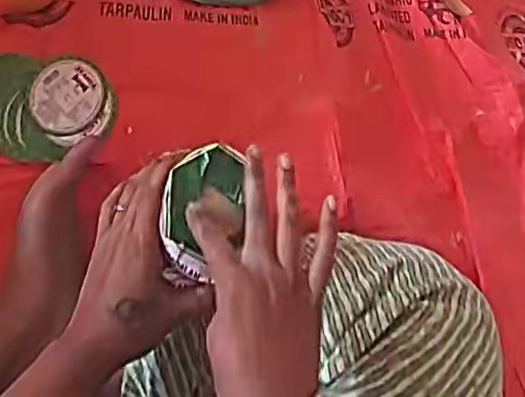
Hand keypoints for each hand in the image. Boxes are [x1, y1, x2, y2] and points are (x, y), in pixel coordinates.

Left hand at [59, 154, 212, 376]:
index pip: (152, 187)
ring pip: (125, 192)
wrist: (89, 344)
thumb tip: (225, 281)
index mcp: (141, 238)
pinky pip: (109, 206)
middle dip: (159, 165)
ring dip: (141, 175)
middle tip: (178, 159)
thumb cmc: (126, 328)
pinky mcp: (99, 245)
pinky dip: (121, 191)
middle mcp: (123, 230)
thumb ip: (202, 295)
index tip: (184, 156)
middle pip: (139, 183)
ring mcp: (108, 236)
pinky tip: (127, 189)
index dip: (167, 166)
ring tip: (158, 169)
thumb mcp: (173, 312)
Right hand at [188, 148, 339, 396]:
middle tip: (253, 151)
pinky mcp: (312, 294)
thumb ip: (221, 294)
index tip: (194, 201)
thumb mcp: (213, 329)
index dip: (200, 217)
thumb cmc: (236, 372)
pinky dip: (328, 228)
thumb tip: (225, 280)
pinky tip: (330, 204)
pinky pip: (324, 255)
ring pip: (289, 223)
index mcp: (233, 279)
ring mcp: (291, 278)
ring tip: (287, 162)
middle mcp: (263, 270)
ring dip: (288, 190)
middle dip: (253, 179)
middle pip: (255, 214)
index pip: (211, 237)